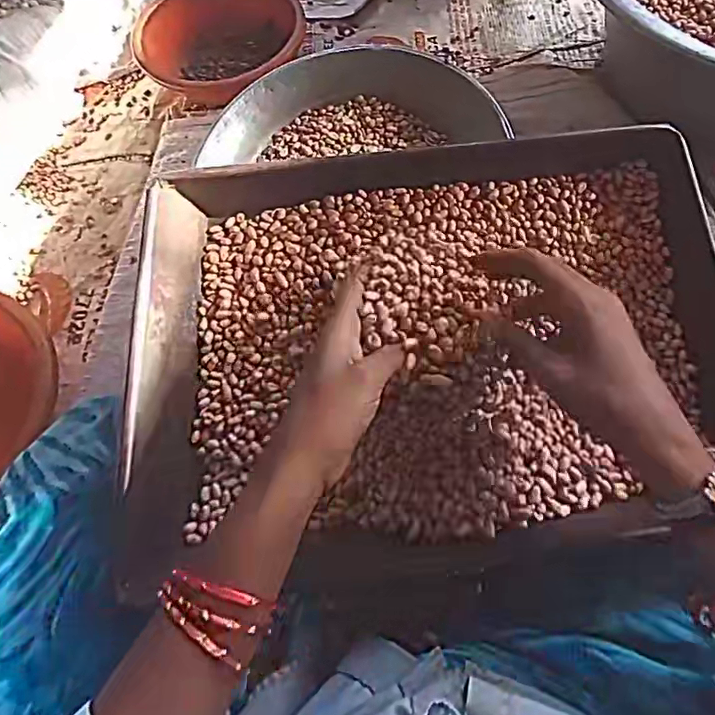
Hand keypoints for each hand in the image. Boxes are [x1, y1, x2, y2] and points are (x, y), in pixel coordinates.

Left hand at [264, 269, 405, 492]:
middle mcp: (335, 346)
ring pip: (365, 336)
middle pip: (358, 311)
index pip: (350, 291)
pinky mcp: (344, 390)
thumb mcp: (365, 380)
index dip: (364, 271)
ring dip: (385, 324)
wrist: (302, 460)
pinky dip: (387, 353)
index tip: (381, 253)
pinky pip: (368, 361)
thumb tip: (411, 342)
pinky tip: (403, 357)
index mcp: (335, 335)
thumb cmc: (328, 416)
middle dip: (380, 294)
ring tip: (411, 313)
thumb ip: (390, 357)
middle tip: (407, 280)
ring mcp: (338, 368)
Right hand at [478, 248, 710, 497]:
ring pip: (559, 289)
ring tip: (500, 312)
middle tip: (480, 274)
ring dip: (528, 294)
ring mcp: (606, 309)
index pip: (534, 264)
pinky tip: (531, 330)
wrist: (651, 425)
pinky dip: (546, 310)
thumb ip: (514, 340)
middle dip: (512, 270)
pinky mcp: (610, 325)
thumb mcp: (550, 371)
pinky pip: (571, 305)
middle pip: (548, 270)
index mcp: (581, 301)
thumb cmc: (600, 399)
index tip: (474, 264)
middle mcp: (596, 296)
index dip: (501, 260)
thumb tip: (483, 319)